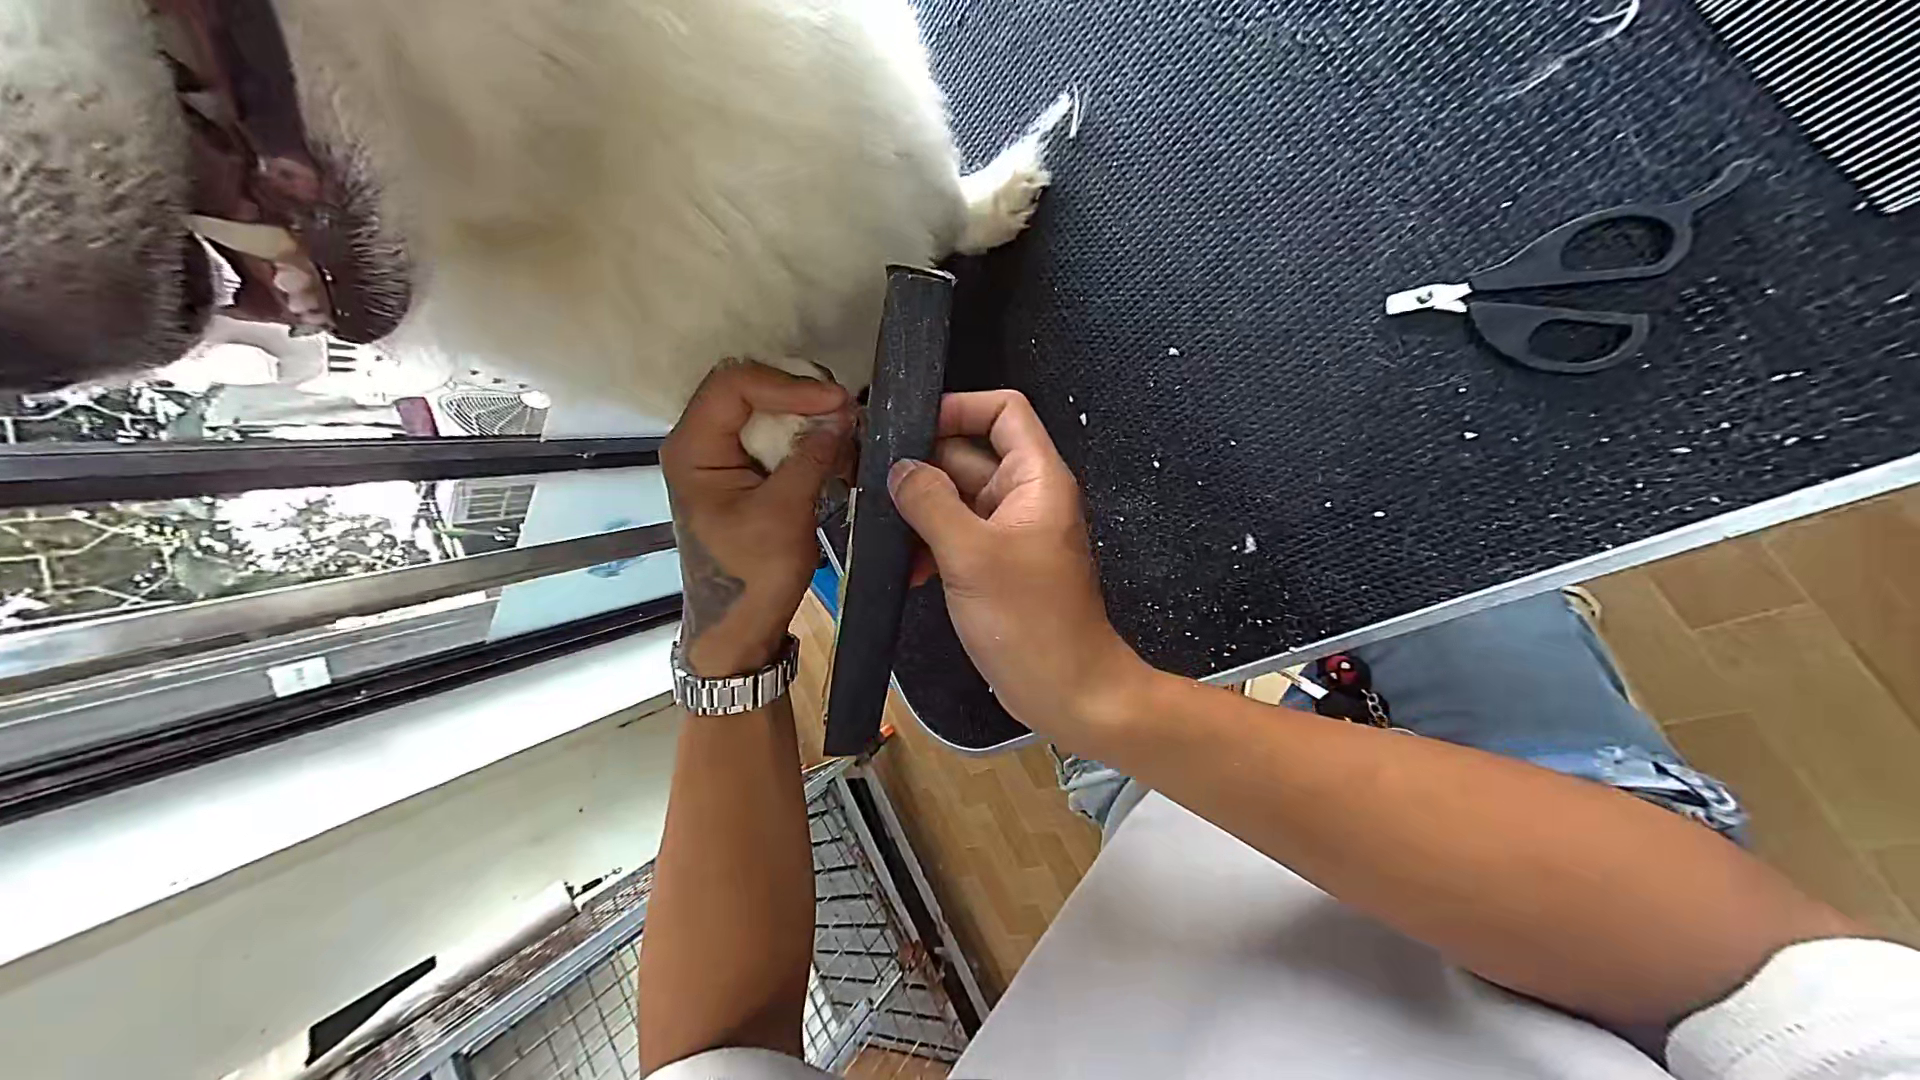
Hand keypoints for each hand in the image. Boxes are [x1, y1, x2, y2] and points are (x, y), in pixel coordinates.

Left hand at [663, 362, 853, 675]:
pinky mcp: (746, 472)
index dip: (788, 385)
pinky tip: (836, 452)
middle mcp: (702, 442)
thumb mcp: (784, 514)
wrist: (741, 624)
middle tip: (845, 411)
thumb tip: (842, 414)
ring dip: (809, 418)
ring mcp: (724, 456)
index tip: (836, 400)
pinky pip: (777, 438)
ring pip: (768, 412)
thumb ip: (811, 457)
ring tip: (847, 431)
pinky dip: (808, 440)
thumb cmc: (752, 576)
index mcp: (694, 449)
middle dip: (801, 396)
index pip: (735, 385)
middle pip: (750, 390)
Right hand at [887, 390, 1148, 735]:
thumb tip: (900, 468)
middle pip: (968, 455)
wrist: (1066, 690)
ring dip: (921, 513)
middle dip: (923, 469)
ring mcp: (1008, 531)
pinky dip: (931, 545)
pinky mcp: (995, 563)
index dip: (958, 408)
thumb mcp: (972, 555)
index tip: (910, 430)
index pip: (1003, 410)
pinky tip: (910, 570)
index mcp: (1035, 479)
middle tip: (875, 487)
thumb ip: (931, 503)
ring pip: (956, 498)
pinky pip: (956, 535)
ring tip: (889, 536)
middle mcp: (1023, 497)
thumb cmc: (1031, 622)